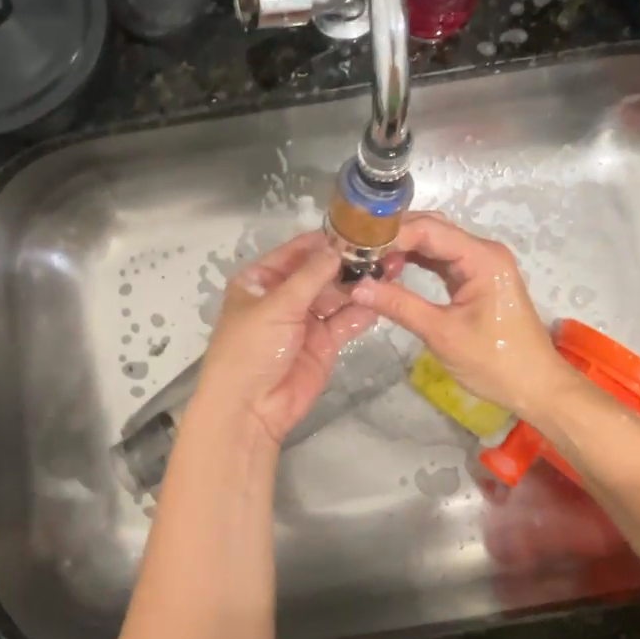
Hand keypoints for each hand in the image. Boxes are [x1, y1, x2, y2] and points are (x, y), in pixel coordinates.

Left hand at [193, 232, 378, 445]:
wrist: (250, 409)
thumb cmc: (251, 348)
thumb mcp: (276, 305)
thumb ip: (311, 275)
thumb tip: (337, 246)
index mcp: (260, 280)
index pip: (296, 252)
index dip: (323, 241)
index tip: (357, 229)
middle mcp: (283, 296)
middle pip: (320, 272)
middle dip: (347, 264)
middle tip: (382, 250)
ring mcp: (305, 321)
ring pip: (336, 296)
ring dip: (357, 286)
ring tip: (389, 271)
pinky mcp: (324, 344)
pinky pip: (345, 321)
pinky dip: (361, 312)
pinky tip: (381, 300)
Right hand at [349, 213, 577, 419]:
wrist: (537, 388)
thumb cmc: (495, 362)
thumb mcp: (442, 334)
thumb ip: (400, 306)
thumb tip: (356, 287)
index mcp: (482, 257)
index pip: (428, 230)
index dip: (391, 234)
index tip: (357, 246)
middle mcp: (483, 251)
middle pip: (431, 228)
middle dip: (394, 236)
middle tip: (356, 249)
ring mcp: (481, 263)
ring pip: (434, 242)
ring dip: (403, 248)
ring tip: (367, 259)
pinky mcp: (476, 277)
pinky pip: (441, 259)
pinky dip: (416, 261)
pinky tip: (390, 269)